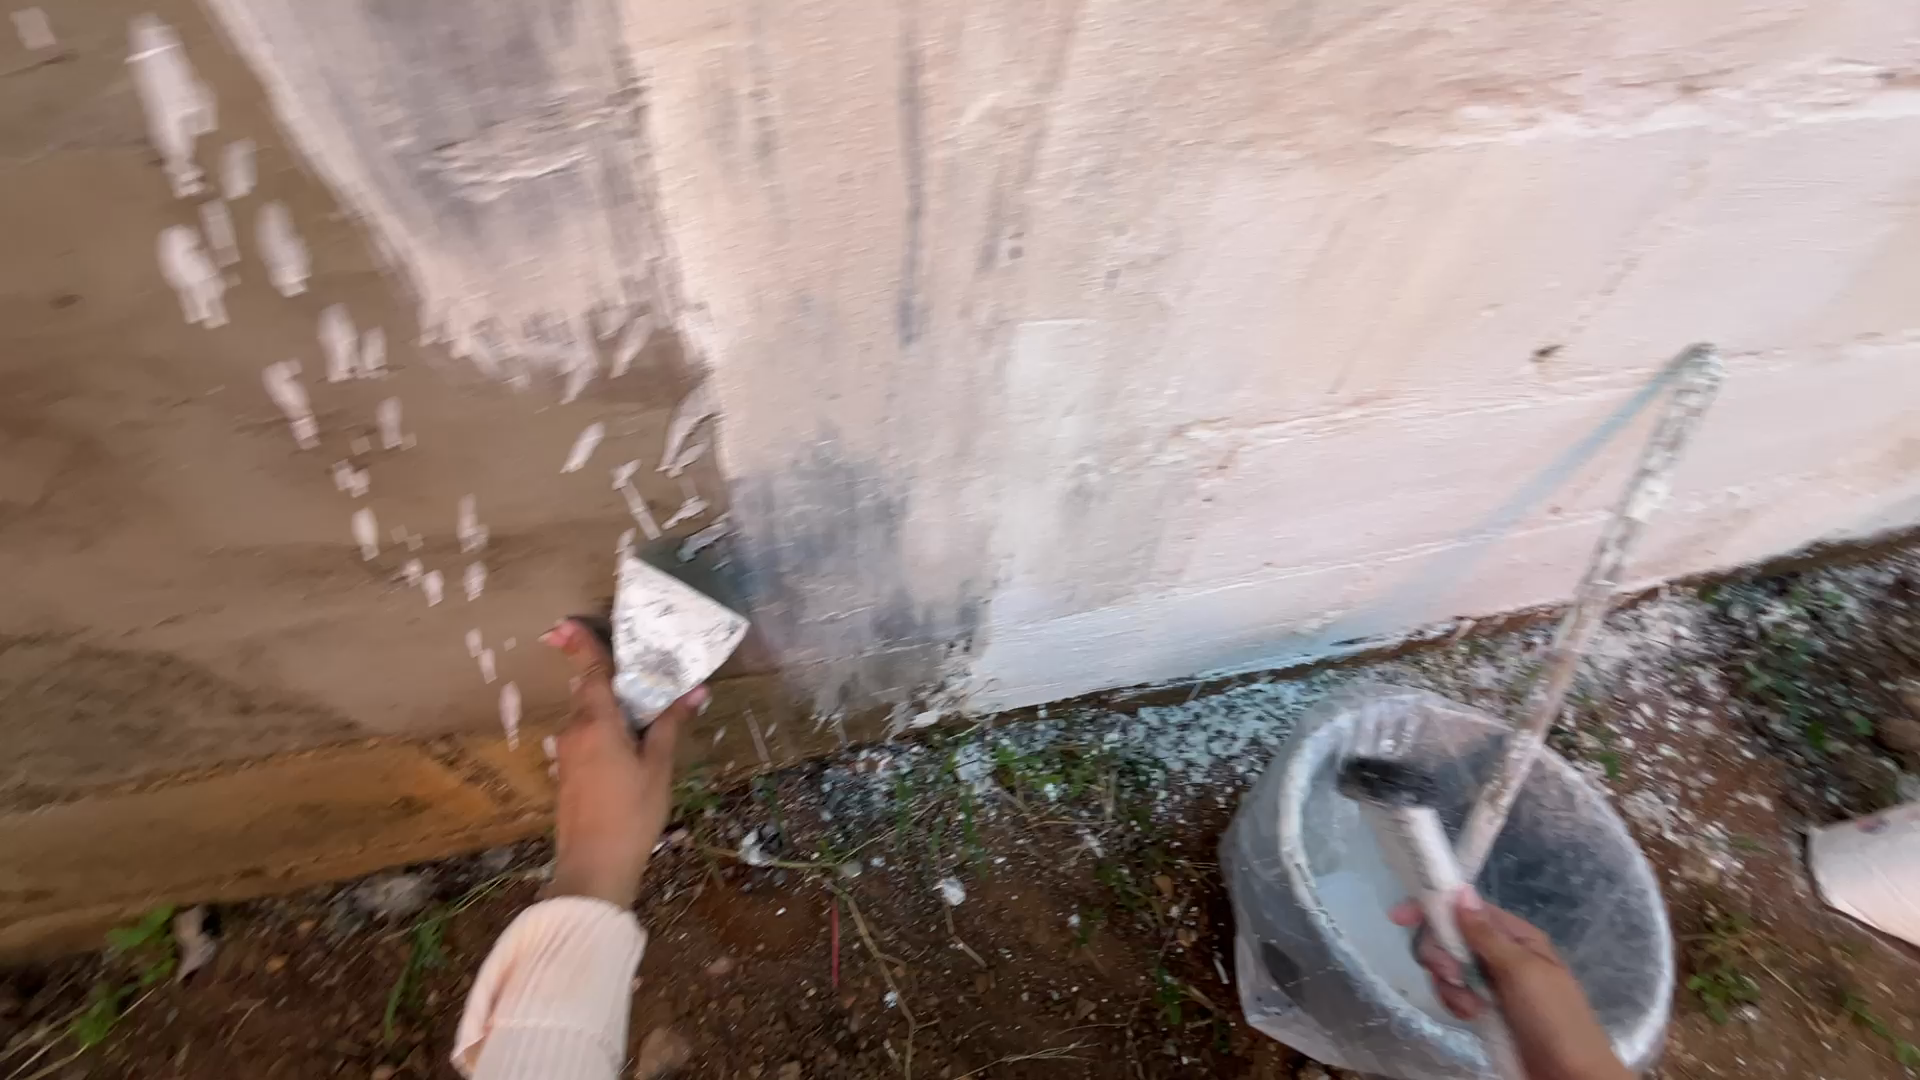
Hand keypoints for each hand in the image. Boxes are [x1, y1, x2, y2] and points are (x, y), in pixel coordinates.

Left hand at [540, 617, 706, 908]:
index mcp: (596, 723)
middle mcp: (574, 731)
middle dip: (609, 674)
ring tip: (646, 701)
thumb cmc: (631, 812)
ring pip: (589, 713)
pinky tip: (632, 735)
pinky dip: (607, 723)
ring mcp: (567, 753)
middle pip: (590, 691)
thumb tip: (694, 691)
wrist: (592, 868)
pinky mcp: (569, 772)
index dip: (582, 646)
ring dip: (612, 702)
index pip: (591, 673)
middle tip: (639, 664)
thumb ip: (670, 724)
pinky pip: (588, 733)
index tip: (566, 623)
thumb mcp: (658, 766)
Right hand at [1391, 889, 1631, 1079]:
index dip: (1431, 908)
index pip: (1464, 908)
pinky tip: (1471, 1016)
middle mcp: (1499, 952)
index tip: (1399, 919)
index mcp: (1515, 937)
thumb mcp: (1522, 972)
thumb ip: (1486, 933)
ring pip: (1445, 964)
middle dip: (1441, 954)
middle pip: (1448, 935)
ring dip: (1449, 984)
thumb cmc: (1555, 1021)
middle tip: (1451, 974)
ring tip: (1470, 1006)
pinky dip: (1454, 1001)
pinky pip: (1451, 990)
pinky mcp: (1482, 1005)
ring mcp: (1490, 980)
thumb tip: (1461, 891)